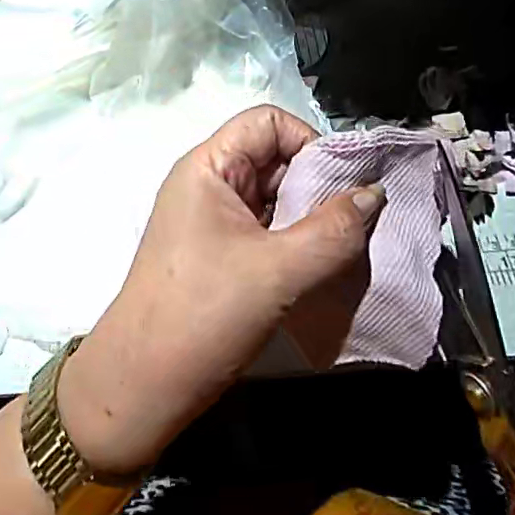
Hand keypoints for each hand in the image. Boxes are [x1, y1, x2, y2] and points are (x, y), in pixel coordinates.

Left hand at [56, 105, 385, 474]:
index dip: (309, 141)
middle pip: (276, 156)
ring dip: (312, 213)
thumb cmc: (201, 317)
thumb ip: (334, 230)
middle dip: (318, 181)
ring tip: (345, 241)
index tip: (342, 183)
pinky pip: (271, 227)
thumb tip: (375, 193)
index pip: (269, 123)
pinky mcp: (224, 253)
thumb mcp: (278, 271)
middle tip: (354, 216)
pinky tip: (324, 262)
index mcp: (209, 168)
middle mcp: (211, 184)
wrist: (139, 391)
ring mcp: (215, 220)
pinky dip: (300, 237)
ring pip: (276, 195)